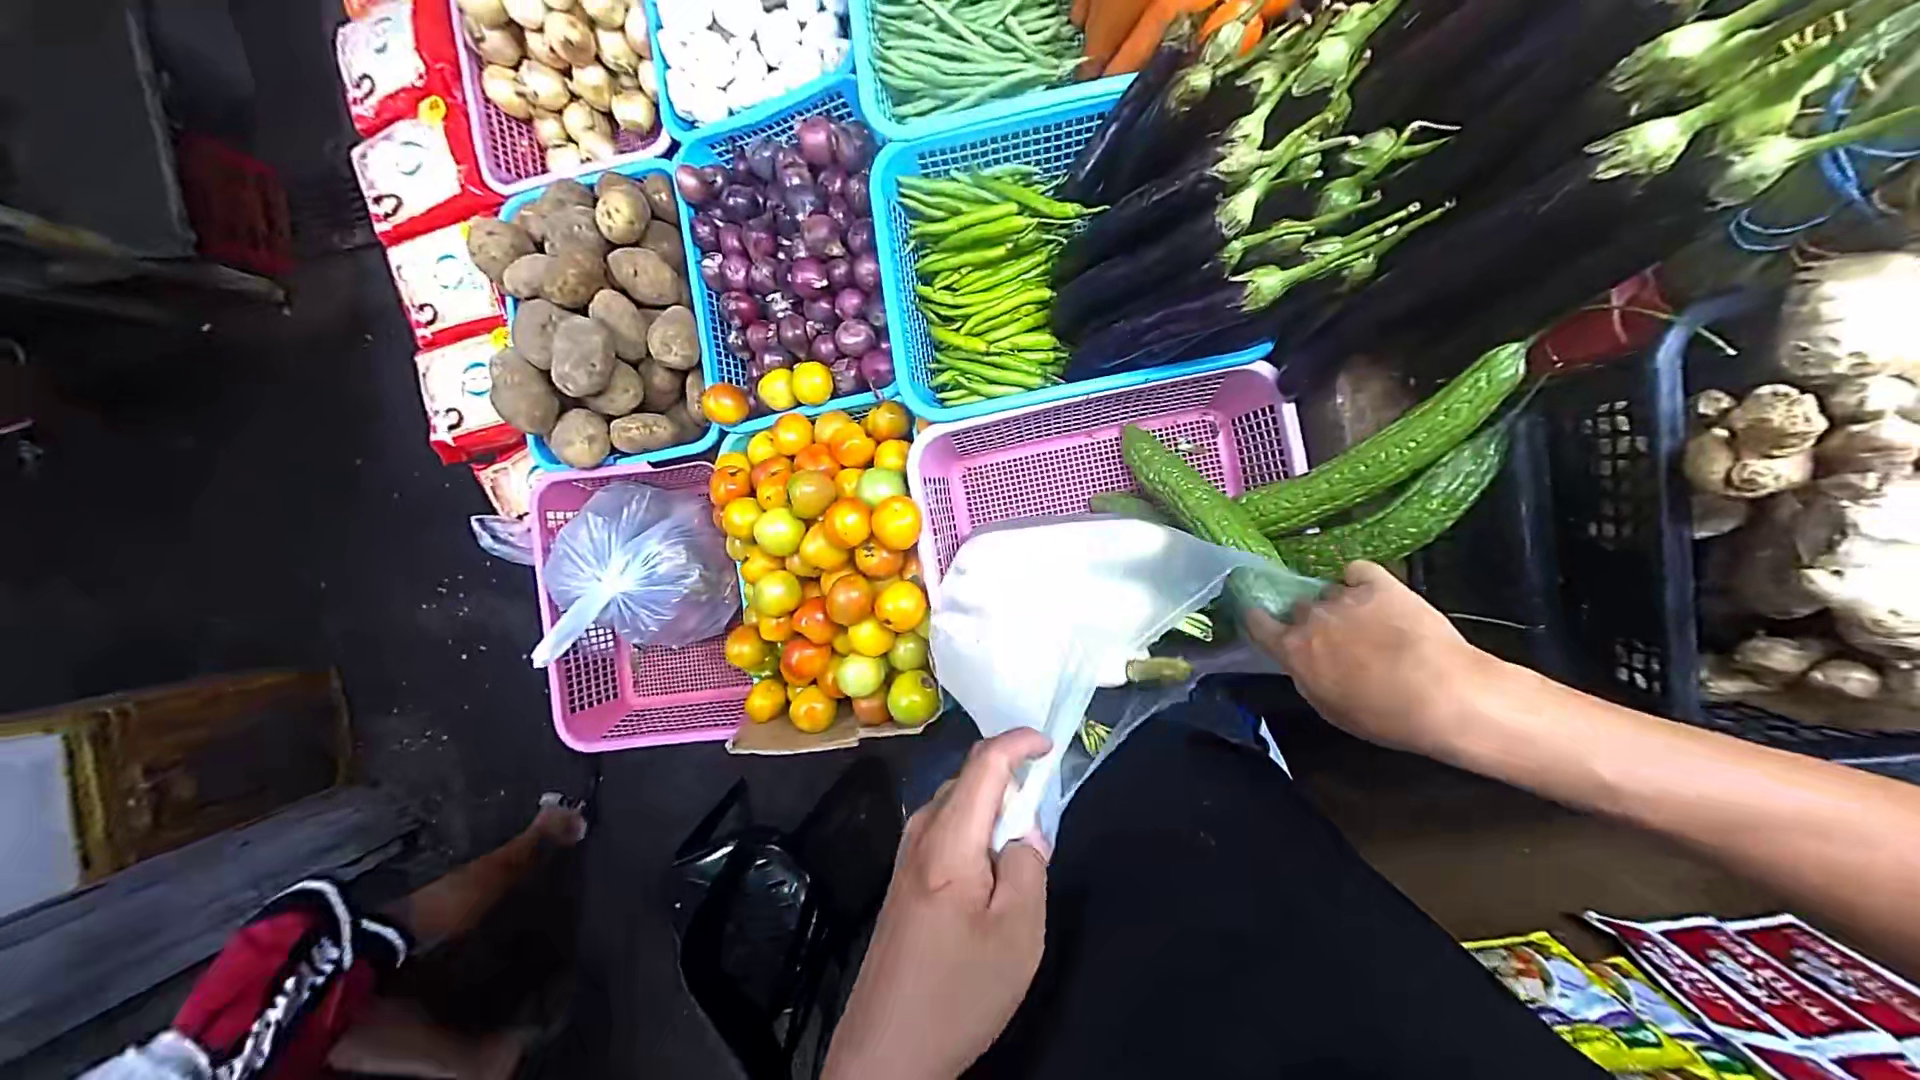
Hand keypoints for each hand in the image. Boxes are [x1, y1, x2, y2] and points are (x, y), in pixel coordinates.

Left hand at [823, 729, 1051, 1079]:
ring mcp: (907, 855)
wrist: (886, 1050)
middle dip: (1011, 782)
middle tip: (1043, 819)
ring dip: (994, 811)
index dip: (1018, 742)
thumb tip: (1026, 832)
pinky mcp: (905, 878)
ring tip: (1021, 852)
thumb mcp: (1018, 932)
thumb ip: (1029, 866)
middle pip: (969, 780)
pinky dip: (976, 832)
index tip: (1049, 744)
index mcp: (949, 836)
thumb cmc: (958, 990)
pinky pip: (947, 831)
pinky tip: (991, 876)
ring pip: (958, 806)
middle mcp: (921, 832)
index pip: (984, 762)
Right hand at [1245, 560, 1499, 760]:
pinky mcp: (1380, 583)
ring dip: (1339, 604)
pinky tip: (1373, 593)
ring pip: (1329, 592)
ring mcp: (1344, 596)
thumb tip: (1302, 663)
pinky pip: (1357, 571)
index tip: (1268, 624)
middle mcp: (1310, 617)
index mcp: (1292, 649)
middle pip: (1297, 606)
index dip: (1259, 620)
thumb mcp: (1329, 708)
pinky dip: (1360, 579)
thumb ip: (1305, 676)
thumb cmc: (1386, 716)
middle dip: (1310, 619)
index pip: (1256, 621)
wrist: (1447, 696)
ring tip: (1366, 621)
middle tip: (1334, 638)